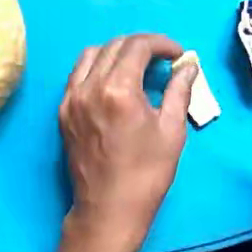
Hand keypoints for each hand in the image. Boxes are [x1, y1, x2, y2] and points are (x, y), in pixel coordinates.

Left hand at [58, 34, 195, 251]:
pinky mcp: (63, 111)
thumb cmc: (147, 173)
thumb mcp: (172, 130)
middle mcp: (89, 86)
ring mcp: (71, 98)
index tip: (177, 54)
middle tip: (162, 58)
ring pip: (91, 54)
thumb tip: (187, 65)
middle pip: (114, 45)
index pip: (138, 46)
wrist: (108, 209)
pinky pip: (77, 74)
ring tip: (137, 65)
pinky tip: (113, 80)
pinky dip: (97, 67)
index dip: (162, 43)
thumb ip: (179, 90)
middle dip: (142, 45)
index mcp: (118, 89)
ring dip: (116, 51)